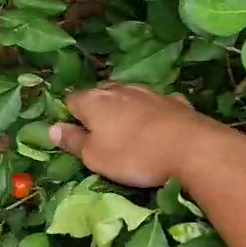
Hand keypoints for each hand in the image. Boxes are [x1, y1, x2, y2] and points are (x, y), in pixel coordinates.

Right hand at [48, 83, 245, 187]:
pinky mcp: (175, 101)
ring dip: (124, 108)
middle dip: (96, 108)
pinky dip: (151, 113)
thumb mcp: (94, 156)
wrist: (194, 150)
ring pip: (128, 96)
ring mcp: (149, 93)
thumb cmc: (133, 155)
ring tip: (126, 129)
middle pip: (100, 93)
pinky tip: (156, 126)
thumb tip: (52, 128)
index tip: (72, 133)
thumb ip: (72, 141)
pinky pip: (155, 104)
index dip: (68, 115)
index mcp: (93, 101)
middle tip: (98, 131)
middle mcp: (119, 89)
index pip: (70, 100)